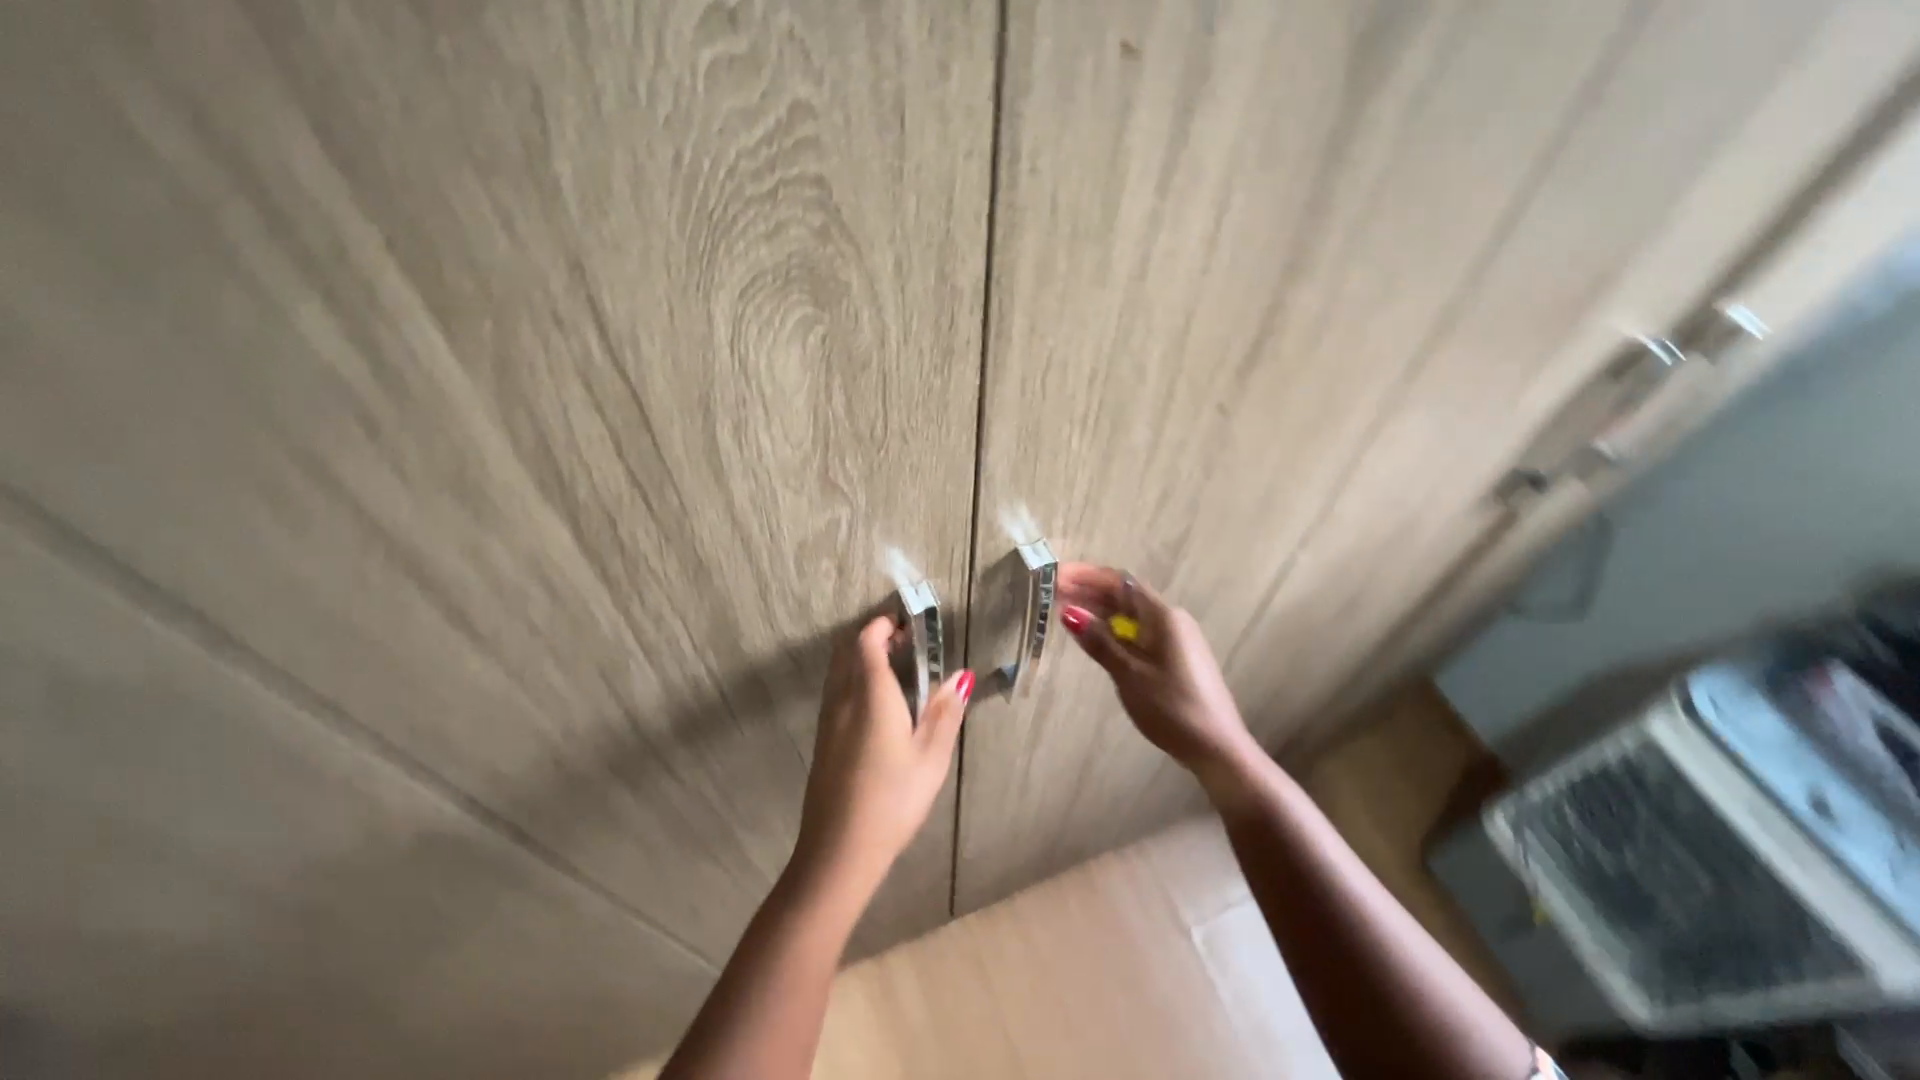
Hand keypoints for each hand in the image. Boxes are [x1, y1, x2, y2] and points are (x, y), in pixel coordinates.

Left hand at [792, 613, 973, 900]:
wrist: (839, 849)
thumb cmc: (893, 800)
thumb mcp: (932, 757)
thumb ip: (945, 712)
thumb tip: (960, 675)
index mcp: (870, 695)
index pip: (867, 641)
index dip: (884, 623)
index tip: (908, 621)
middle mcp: (842, 699)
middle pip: (847, 650)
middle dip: (872, 635)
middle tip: (905, 641)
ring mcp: (827, 720)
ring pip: (838, 671)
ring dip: (860, 657)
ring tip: (895, 668)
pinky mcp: (823, 740)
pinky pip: (835, 691)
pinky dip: (853, 679)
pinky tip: (876, 703)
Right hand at [1056, 564, 1259, 776]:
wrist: (1216, 747)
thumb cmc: (1173, 709)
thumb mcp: (1130, 675)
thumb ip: (1100, 642)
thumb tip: (1069, 613)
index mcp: (1163, 617)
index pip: (1119, 582)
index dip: (1086, 576)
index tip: (1056, 577)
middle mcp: (1170, 620)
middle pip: (1124, 595)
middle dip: (1088, 592)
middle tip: (1052, 595)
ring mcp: (1174, 639)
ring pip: (1130, 615)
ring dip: (1099, 611)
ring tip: (1065, 612)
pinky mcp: (1173, 657)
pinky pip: (1138, 632)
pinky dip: (1113, 630)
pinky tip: (1095, 638)